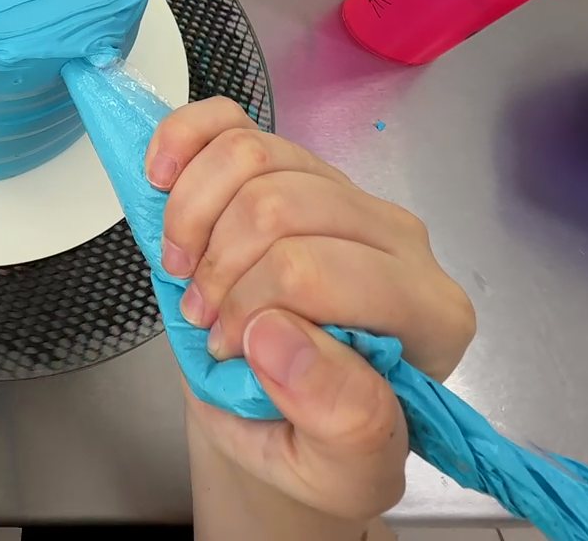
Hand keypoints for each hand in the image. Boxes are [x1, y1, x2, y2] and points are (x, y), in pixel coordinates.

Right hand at [145, 98, 475, 521]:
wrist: (272, 402)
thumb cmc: (308, 438)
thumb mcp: (338, 470)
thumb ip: (341, 421)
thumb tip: (277, 335)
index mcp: (426, 308)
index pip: (316, 269)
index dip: (246, 304)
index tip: (225, 347)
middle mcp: (393, 234)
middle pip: (276, 203)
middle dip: (212, 261)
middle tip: (197, 310)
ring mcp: (334, 186)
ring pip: (248, 152)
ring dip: (188, 212)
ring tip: (180, 263)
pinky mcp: (282, 161)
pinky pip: (227, 118)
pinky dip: (181, 138)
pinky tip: (161, 176)